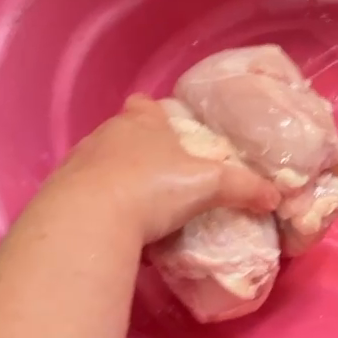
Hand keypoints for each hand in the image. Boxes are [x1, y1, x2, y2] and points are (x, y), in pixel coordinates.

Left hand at [44, 95, 279, 243]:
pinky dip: (102, 210)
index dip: (157, 117)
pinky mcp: (62, 194)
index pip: (146, 106)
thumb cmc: (153, 189)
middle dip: (140, 153)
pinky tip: (119, 232)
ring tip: (141, 212)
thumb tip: (274, 196)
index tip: (169, 134)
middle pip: (123, 135)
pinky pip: (88, 198)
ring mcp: (80, 162)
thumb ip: (243, 188)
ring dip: (118, 183)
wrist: (91, 219)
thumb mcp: (209, 187)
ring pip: (103, 166)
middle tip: (163, 181)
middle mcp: (106, 134)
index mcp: (141, 122)